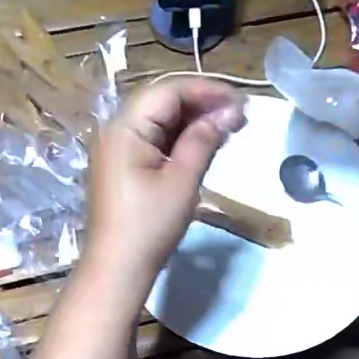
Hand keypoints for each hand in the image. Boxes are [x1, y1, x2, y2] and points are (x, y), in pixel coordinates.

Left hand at [84, 78, 245, 284]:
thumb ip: (204, 140)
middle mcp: (117, 130)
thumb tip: (229, 112)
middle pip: (163, 102)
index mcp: (125, 128)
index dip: (207, 90)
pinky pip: (156, 140)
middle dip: (203, 103)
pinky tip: (207, 143)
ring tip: (230, 127)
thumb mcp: (182, 181)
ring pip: (161, 121)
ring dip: (195, 120)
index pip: (169, 91)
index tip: (242, 101)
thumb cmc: (149, 225)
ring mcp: (119, 149)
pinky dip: (182, 138)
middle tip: (241, 115)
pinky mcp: (125, 166)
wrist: (119, 268)